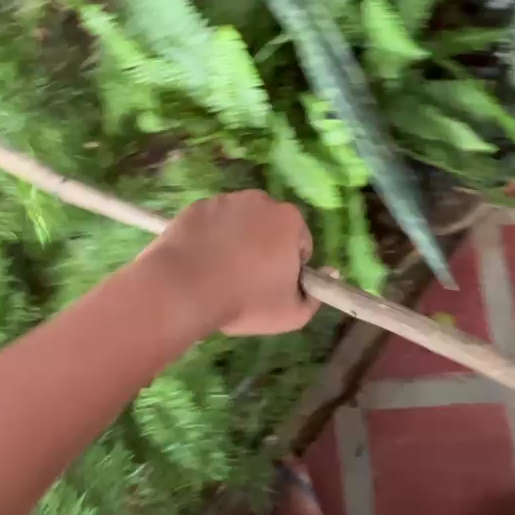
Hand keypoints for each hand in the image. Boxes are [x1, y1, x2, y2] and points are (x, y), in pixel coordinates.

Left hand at [141, 190, 319, 336]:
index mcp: (289, 220)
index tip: (272, 288)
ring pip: (240, 223)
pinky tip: (200, 262)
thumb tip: (329, 274)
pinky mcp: (198, 206)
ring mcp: (226, 200)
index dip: (290, 269)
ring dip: (237, 241)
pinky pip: (212, 223)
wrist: (184, 287)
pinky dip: (210, 237)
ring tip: (220, 274)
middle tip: (247, 281)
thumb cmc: (246, 300)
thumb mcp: (292, 314)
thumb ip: (316, 296)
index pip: (300, 244)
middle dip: (264, 249)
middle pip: (270, 228)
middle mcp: (260, 200)